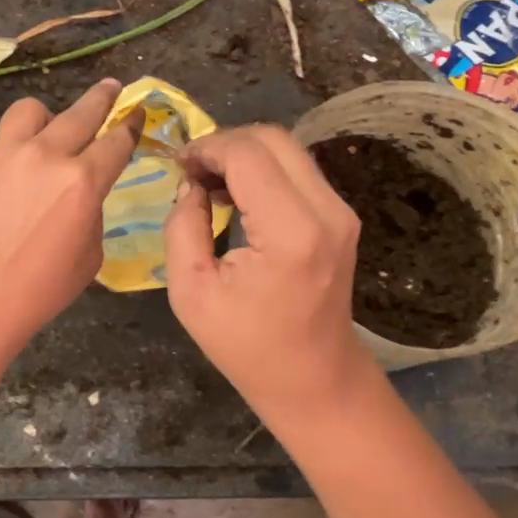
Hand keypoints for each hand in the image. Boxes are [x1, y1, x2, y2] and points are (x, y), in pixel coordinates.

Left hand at [0, 79, 141, 346]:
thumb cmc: (42, 288)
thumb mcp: (90, 252)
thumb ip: (91, 208)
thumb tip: (81, 189)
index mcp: (82, 181)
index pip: (116, 141)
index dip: (131, 125)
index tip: (137, 113)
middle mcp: (45, 156)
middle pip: (81, 112)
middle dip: (102, 98)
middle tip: (110, 88)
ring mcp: (4, 154)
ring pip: (32, 111)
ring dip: (49, 116)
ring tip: (51, 129)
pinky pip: (3, 139)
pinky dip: (17, 145)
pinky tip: (17, 170)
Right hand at [162, 125, 377, 418]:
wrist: (313, 379)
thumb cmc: (246, 345)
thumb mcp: (190, 292)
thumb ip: (183, 228)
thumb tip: (190, 186)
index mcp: (291, 232)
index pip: (247, 154)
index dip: (206, 149)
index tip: (176, 165)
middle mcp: (326, 211)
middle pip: (272, 139)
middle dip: (225, 143)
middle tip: (190, 171)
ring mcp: (341, 212)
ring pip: (287, 149)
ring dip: (243, 154)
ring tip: (208, 183)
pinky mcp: (341, 217)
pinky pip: (297, 170)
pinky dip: (262, 170)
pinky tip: (235, 196)